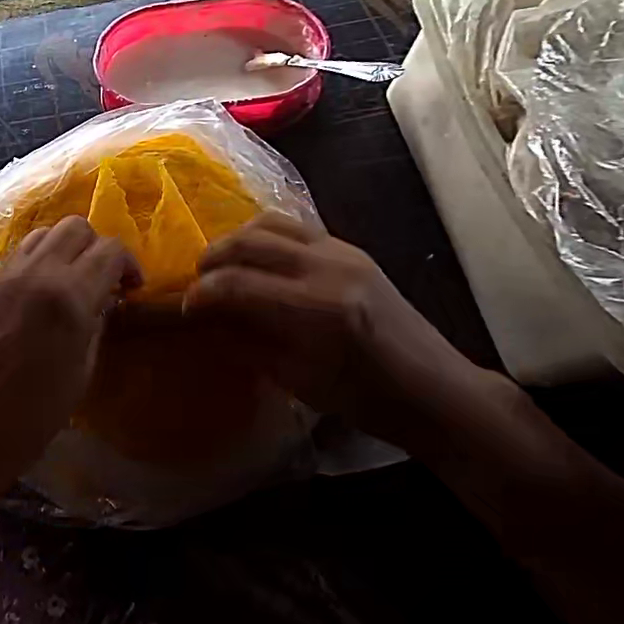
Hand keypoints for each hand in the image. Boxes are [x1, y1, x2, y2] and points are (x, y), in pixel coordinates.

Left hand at [0, 217, 137, 521]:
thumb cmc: (36, 411)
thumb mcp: (83, 368)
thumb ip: (96, 322)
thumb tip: (105, 299)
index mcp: (68, 295)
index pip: (110, 250)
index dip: (129, 265)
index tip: (132, 290)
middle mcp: (36, 272)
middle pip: (76, 227)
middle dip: (98, 247)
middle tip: (105, 281)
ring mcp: (7, 273)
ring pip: (45, 232)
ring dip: (67, 247)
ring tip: (74, 282)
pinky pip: (21, 251)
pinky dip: (40, 257)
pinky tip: (44, 289)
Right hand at [183, 213, 503, 445]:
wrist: (437, 391)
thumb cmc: (364, 399)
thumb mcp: (293, 378)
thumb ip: (243, 340)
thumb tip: (202, 319)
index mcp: (317, 310)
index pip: (236, 284)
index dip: (201, 294)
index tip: (186, 308)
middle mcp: (330, 269)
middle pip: (248, 243)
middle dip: (212, 260)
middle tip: (198, 283)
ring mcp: (344, 253)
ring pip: (269, 224)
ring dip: (235, 241)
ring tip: (222, 266)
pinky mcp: (352, 249)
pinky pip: (294, 227)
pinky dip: (263, 237)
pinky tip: (256, 261)